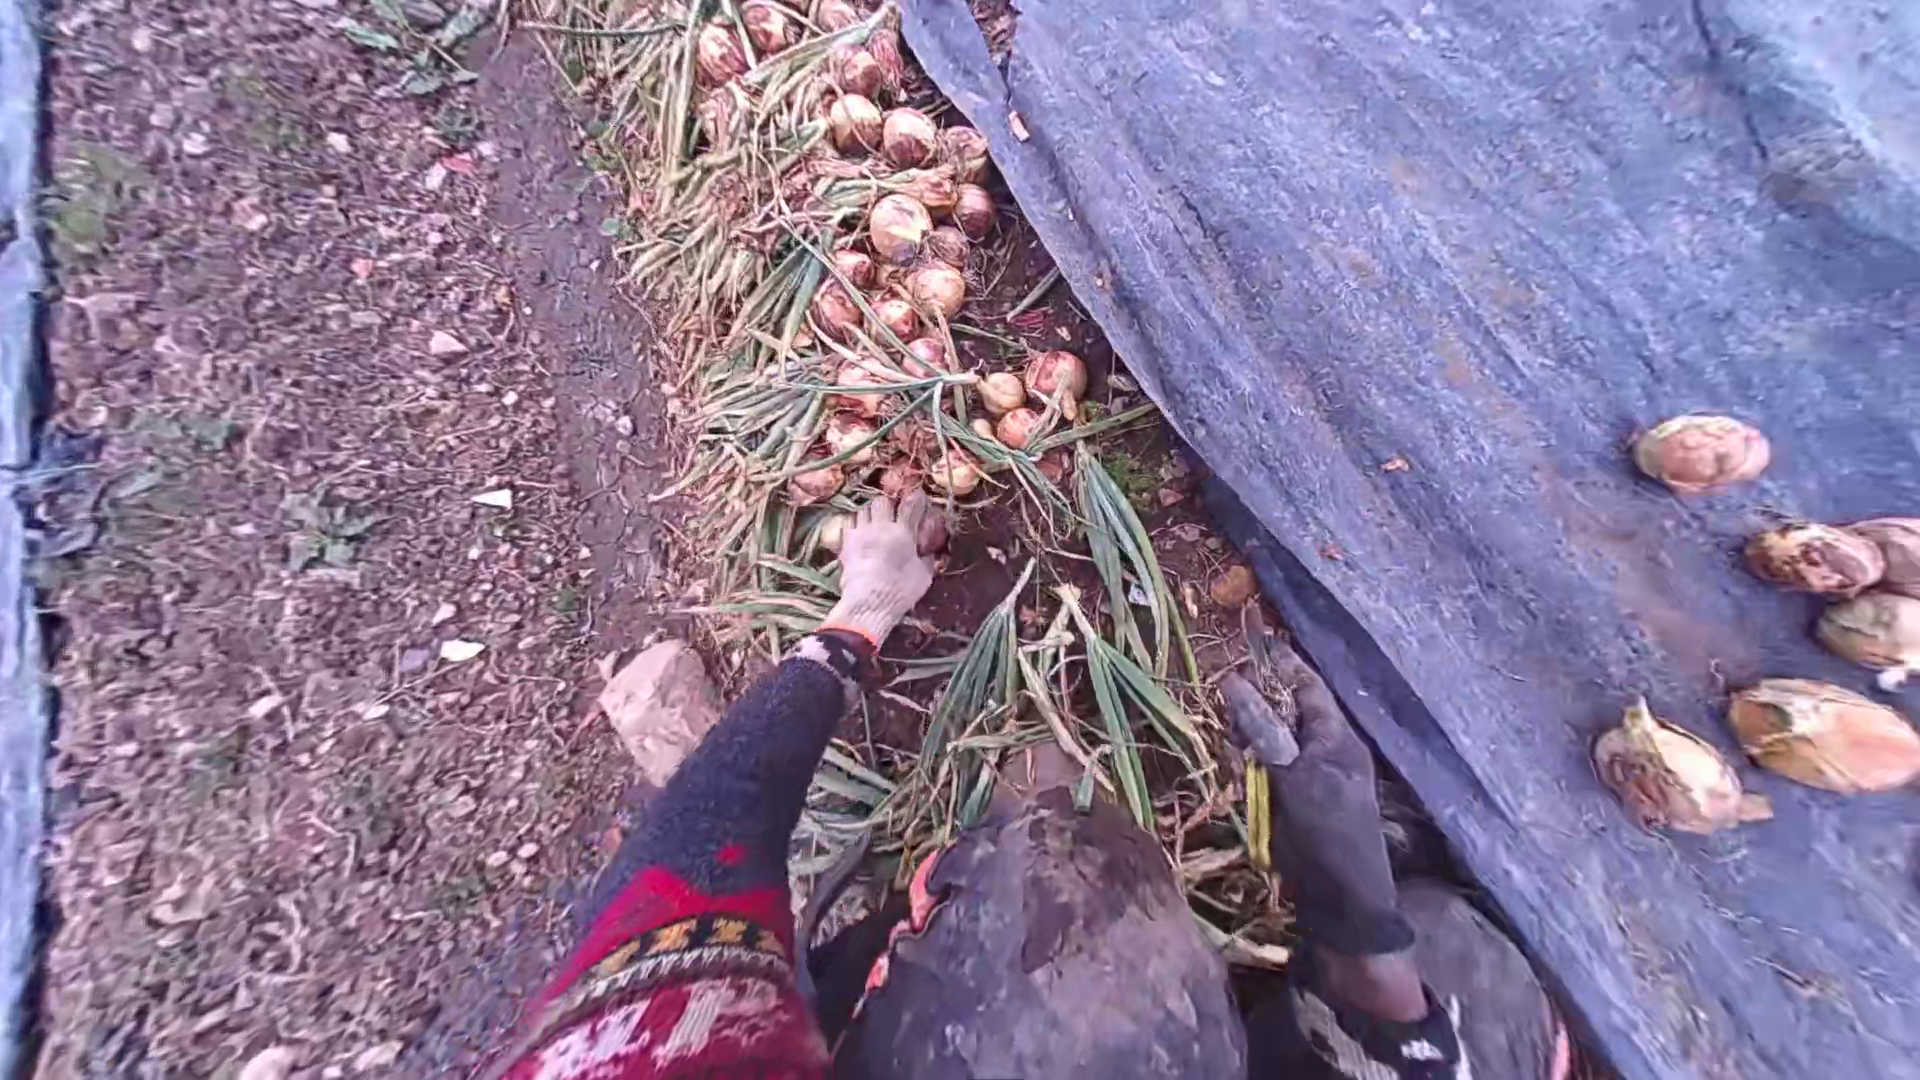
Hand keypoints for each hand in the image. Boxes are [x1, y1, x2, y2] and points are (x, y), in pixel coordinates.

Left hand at [821, 492, 942, 646]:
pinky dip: (854, 525)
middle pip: (882, 501)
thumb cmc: (901, 590)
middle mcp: (881, 527)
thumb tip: (930, 554)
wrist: (870, 601)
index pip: (911, 506)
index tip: (917, 496)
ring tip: (873, 522)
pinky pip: (849, 524)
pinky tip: (858, 534)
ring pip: (863, 510)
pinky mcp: (845, 543)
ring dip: (869, 514)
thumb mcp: (923, 576)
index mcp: (903, 532)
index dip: (915, 498)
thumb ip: (926, 560)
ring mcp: (861, 533)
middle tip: (890, 513)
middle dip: (887, 504)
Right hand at [1224, 635, 1410, 959]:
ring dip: (1245, 741)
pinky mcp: (1290, 791)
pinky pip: (1261, 763)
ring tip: (1237, 762)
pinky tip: (1240, 780)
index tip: (1245, 643)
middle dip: (1251, 708)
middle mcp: (1322, 747)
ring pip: (1265, 735)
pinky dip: (1246, 766)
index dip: (1279, 663)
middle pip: (1280, 707)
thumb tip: (1233, 681)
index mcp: (1335, 737)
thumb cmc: (1327, 836)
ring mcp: (1306, 771)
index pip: (1306, 684)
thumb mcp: (1294, 778)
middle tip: (1228, 719)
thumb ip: (1264, 729)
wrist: (1341, 906)